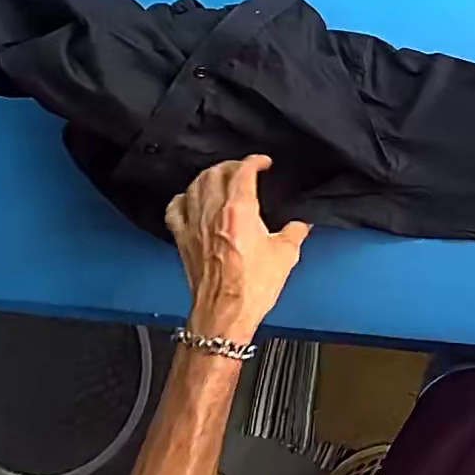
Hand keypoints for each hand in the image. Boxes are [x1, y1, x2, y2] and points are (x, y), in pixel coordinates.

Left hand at [164, 155, 310, 344]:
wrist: (225, 313)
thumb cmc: (252, 286)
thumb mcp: (286, 254)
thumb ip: (295, 232)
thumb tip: (300, 224)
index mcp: (239, 211)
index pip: (243, 171)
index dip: (254, 161)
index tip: (263, 162)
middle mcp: (213, 213)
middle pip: (215, 173)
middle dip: (232, 165)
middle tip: (244, 169)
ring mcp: (194, 226)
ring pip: (194, 186)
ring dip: (209, 176)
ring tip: (220, 177)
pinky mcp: (183, 240)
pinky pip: (175, 209)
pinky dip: (183, 198)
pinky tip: (190, 199)